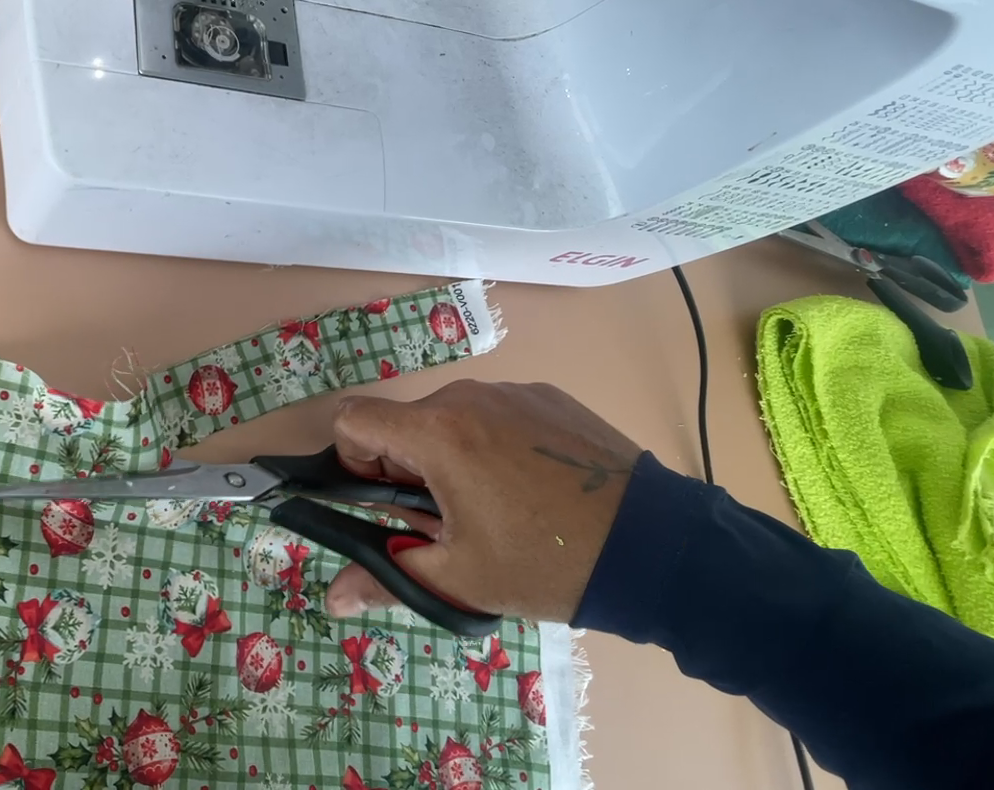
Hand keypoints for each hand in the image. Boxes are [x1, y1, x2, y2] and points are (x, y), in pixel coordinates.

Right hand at [325, 380, 644, 622]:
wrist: (662, 550)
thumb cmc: (547, 562)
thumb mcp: (461, 579)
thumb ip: (385, 579)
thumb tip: (331, 600)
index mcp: (436, 433)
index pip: (352, 419)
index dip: (354, 460)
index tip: (389, 498)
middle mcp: (466, 397)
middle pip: (404, 423)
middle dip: (408, 467)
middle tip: (450, 519)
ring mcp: (511, 392)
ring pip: (451, 418)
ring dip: (452, 454)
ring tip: (501, 505)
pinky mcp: (549, 397)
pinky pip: (496, 413)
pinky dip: (496, 443)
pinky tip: (536, 486)